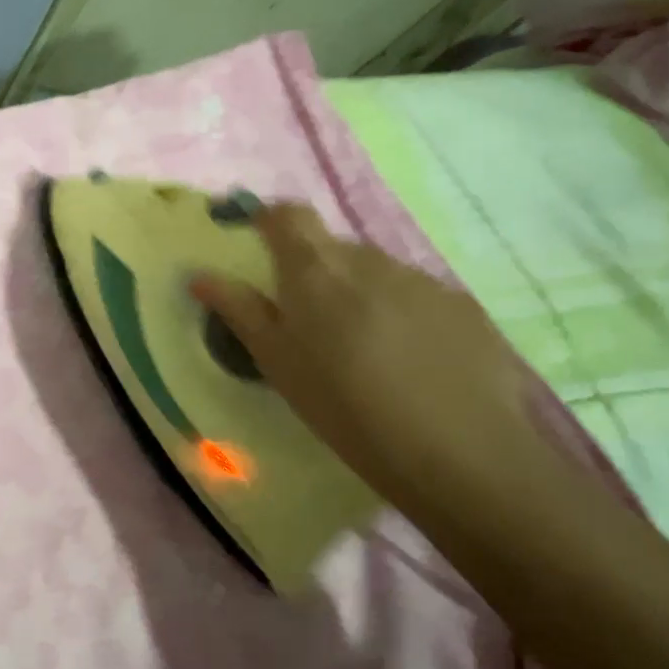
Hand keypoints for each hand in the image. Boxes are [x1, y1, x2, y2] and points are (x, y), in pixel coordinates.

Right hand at [189, 204, 548, 504]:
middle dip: (313, 271)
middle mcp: (371, 261)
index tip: (254, 242)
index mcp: (316, 269)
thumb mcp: (275, 362)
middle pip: (333, 247)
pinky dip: (401, 316)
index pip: (288, 216)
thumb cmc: (343, 405)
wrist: (460, 452)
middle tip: (304, 320)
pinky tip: (406, 362)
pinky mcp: (466, 310)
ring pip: (377, 273)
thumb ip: (239, 310)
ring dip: (358, 294)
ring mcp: (425, 282)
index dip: (268, 219)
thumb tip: (201, 275)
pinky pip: (417, 297)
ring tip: (358, 348)